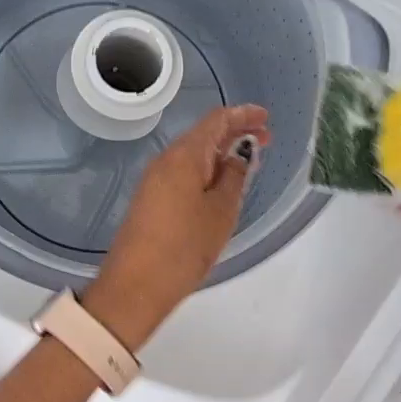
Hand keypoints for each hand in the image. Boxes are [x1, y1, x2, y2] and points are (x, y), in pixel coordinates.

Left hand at [83, 105, 270, 348]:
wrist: (135, 286)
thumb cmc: (184, 247)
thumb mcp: (221, 211)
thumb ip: (234, 177)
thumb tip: (238, 155)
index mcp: (184, 156)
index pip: (216, 121)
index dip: (242, 115)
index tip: (265, 118)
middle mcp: (166, 160)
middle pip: (204, 135)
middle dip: (234, 133)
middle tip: (265, 139)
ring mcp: (155, 180)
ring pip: (194, 155)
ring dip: (221, 153)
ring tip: (248, 162)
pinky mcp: (151, 200)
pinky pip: (184, 172)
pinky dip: (207, 170)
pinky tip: (221, 184)